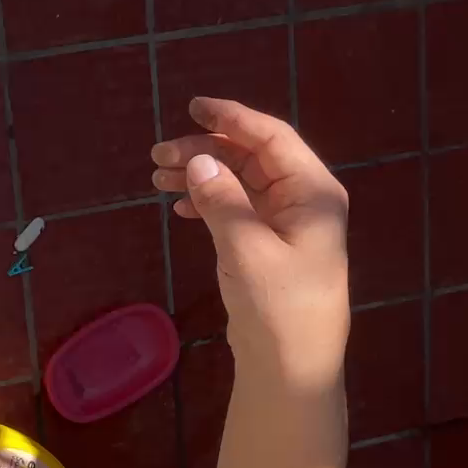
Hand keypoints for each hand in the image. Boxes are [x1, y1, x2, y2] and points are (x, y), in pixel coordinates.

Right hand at [151, 97, 349, 385]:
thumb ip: (222, 201)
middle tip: (157, 155)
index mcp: (310, 192)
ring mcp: (282, 224)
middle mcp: (300, 200)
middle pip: (250, 158)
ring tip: (157, 178)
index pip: (271, 139)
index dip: (232, 119)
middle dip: (204, 151)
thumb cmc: (278, 303)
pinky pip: (234, 208)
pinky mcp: (265, 246)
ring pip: (237, 183)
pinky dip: (206, 201)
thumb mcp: (246, 248)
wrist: (290, 360)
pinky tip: (181, 206)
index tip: (193, 107)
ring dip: (200, 175)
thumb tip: (197, 162)